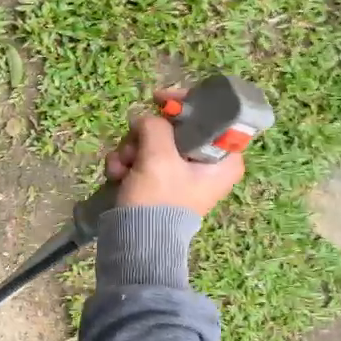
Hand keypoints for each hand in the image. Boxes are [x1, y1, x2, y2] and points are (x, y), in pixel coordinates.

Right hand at [104, 97, 244, 216]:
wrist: (136, 241)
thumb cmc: (158, 200)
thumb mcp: (158, 158)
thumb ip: (155, 127)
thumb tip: (146, 118)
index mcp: (224, 159)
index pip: (212, 117)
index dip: (185, 104)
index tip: (159, 100)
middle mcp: (206, 165)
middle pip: (175, 130)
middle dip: (146, 136)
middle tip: (133, 147)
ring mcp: (180, 175)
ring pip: (152, 144)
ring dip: (130, 151)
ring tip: (120, 168)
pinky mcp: (158, 184)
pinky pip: (141, 161)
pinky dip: (126, 165)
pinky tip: (117, 176)